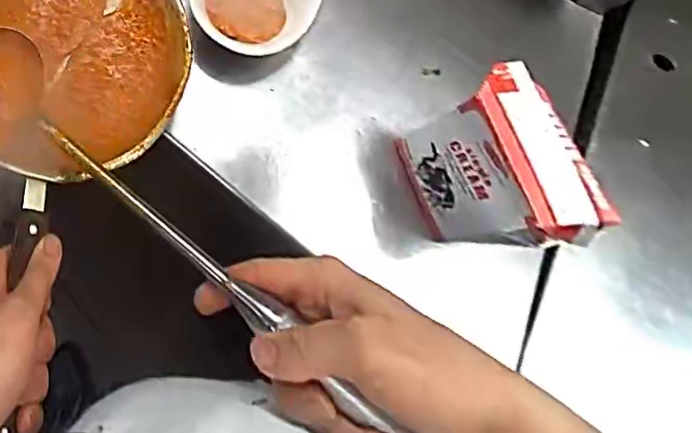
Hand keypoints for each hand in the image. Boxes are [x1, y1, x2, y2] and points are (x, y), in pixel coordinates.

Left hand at [0, 235, 61, 432]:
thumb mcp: (23, 310)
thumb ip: (41, 273)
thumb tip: (49, 241)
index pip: (18, 257)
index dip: (37, 270)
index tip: (43, 289)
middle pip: (34, 307)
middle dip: (40, 333)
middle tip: (27, 341)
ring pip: (34, 346)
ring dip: (34, 368)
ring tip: (16, 378)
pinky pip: (26, 378)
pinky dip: (26, 394)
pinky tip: (15, 402)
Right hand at [195, 257, 593, 432]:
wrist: (487, 423)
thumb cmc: (438, 372)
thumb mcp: (365, 351)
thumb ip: (305, 345)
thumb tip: (260, 347)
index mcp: (332, 285)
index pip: (267, 273)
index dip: (232, 283)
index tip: (203, 297)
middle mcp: (332, 314)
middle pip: (274, 340)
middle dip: (295, 375)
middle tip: (330, 389)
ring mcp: (341, 354)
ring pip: (294, 382)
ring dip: (322, 406)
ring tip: (362, 407)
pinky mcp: (351, 389)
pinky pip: (318, 407)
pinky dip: (337, 422)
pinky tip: (368, 421)